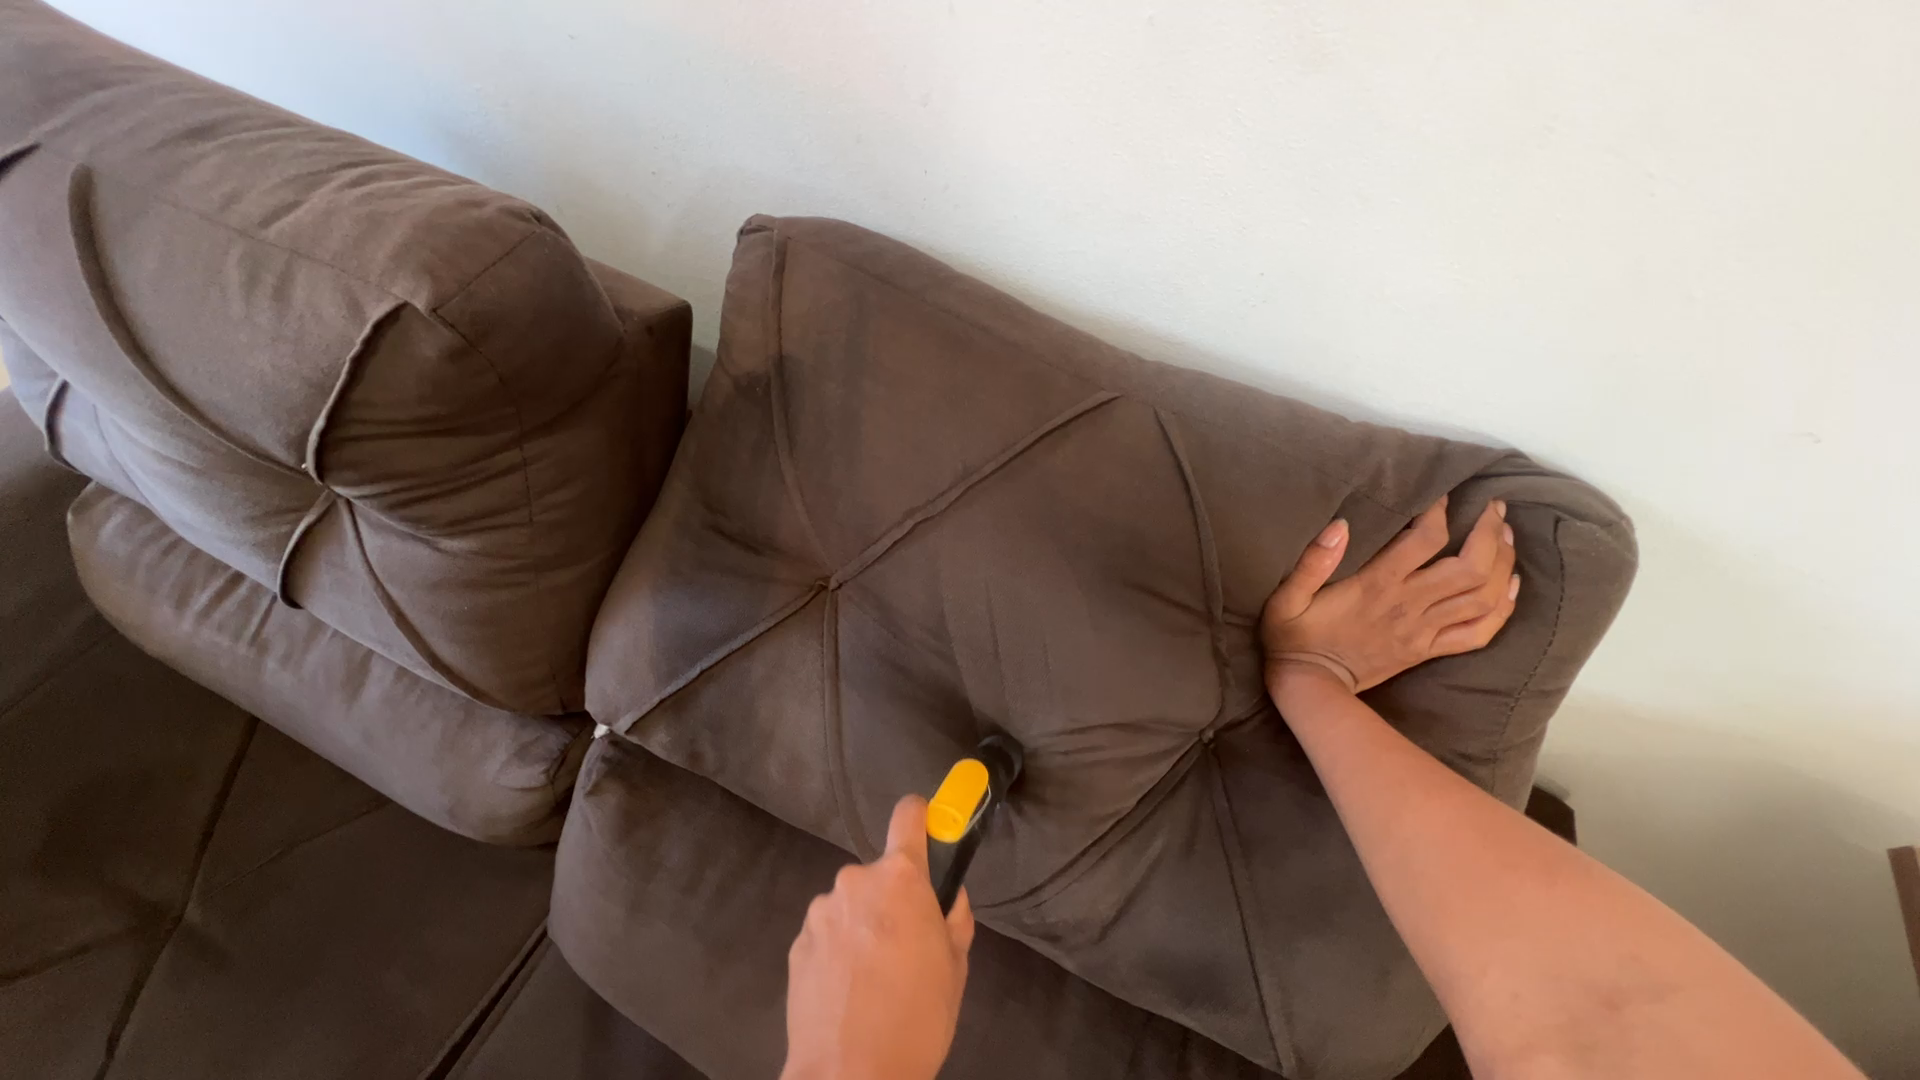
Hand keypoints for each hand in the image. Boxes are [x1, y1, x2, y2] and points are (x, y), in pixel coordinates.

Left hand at [782, 796, 975, 1079]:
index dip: (923, 818)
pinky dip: (838, 950)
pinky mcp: (796, 943)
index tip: (932, 832)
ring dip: (862, 925)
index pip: (909, 814)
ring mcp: (820, 911)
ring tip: (872, 978)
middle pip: (881, 873)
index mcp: (900, 877)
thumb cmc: (916, 1018)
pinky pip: (827, 932)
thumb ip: (953, 917)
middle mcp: (856, 880)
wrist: (847, 1077)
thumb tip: (946, 896)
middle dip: (893, 899)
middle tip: (906, 946)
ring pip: (851, 904)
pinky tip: (847, 990)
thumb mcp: (956, 966)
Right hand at [1260, 494, 1518, 694]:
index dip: (1440, 512)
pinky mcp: (1428, 651)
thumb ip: (1312, 561)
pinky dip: (1503, 609)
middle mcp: (1409, 605)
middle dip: (1490, 532)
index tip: (1444, 494)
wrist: (1309, 685)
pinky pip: (1479, 633)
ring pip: (1483, 597)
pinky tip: (1511, 588)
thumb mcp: (1287, 597)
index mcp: (1377, 586)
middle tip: (1494, 507)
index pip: (1425, 541)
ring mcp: (1424, 631)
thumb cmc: (1293, 637)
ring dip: (1503, 564)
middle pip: (1470, 566)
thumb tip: (1341, 525)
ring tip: (1507, 536)